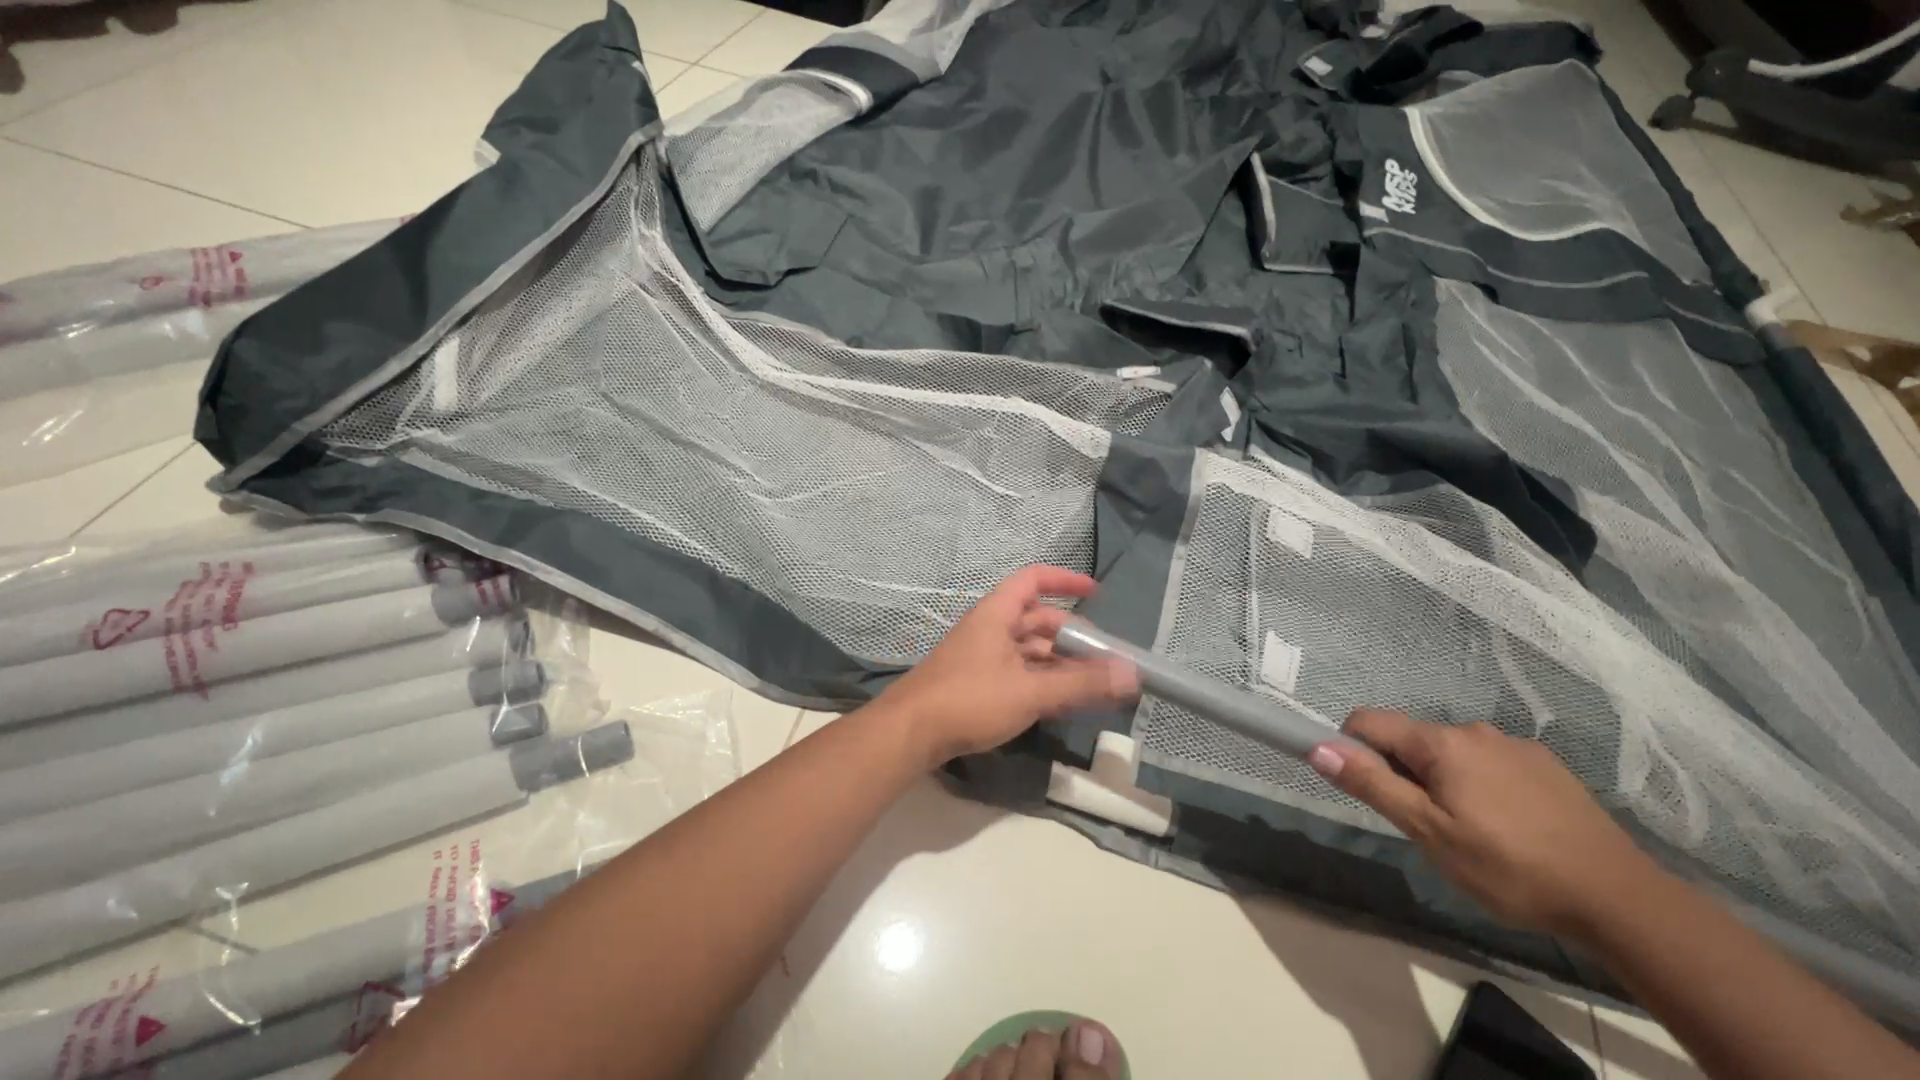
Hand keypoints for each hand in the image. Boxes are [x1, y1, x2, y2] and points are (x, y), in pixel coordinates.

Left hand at [878, 566, 1139, 768]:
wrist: (909, 734)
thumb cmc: (969, 700)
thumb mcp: (1030, 691)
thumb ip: (1081, 684)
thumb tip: (1132, 674)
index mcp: (996, 615)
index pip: (1033, 580)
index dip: (1064, 580)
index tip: (1095, 592)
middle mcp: (988, 630)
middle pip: (1036, 621)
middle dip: (1071, 637)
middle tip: (1104, 658)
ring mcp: (980, 659)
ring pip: (1028, 652)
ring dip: (1059, 665)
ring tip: (1092, 686)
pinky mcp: (975, 687)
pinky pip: (1017, 675)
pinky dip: (1042, 683)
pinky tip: (1062, 704)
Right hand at [1309, 709, 1662, 936]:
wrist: (1616, 897)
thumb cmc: (1509, 868)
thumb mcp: (1429, 833)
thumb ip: (1373, 785)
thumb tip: (1319, 747)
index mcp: (1444, 743)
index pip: (1370, 721)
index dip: (1350, 748)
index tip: (1364, 790)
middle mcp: (1477, 731)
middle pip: (1412, 740)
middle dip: (1402, 774)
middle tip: (1425, 829)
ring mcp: (1517, 747)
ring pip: (1453, 756)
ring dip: (1442, 783)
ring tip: (1469, 836)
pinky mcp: (1547, 767)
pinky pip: (1490, 766)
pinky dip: (1480, 788)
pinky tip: (1507, 830)